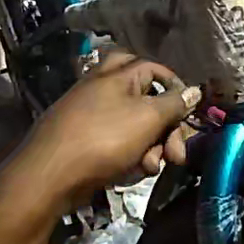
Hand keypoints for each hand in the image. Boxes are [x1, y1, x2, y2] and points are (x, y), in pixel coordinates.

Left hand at [7, 53, 199, 205]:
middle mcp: (104, 89)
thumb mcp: (147, 118)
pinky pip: (117, 146)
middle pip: (147, 102)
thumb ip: (173, 103)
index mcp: (117, 75)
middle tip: (175, 155)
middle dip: (166, 129)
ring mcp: (92, 116)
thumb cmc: (103, 139)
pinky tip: (128, 175)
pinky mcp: (85, 142)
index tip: (189, 112)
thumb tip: (194, 90)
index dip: (175, 87)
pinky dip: (127, 158)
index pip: (154, 68)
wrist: (50, 174)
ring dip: (149, 149)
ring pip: (135, 129)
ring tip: (147, 168)